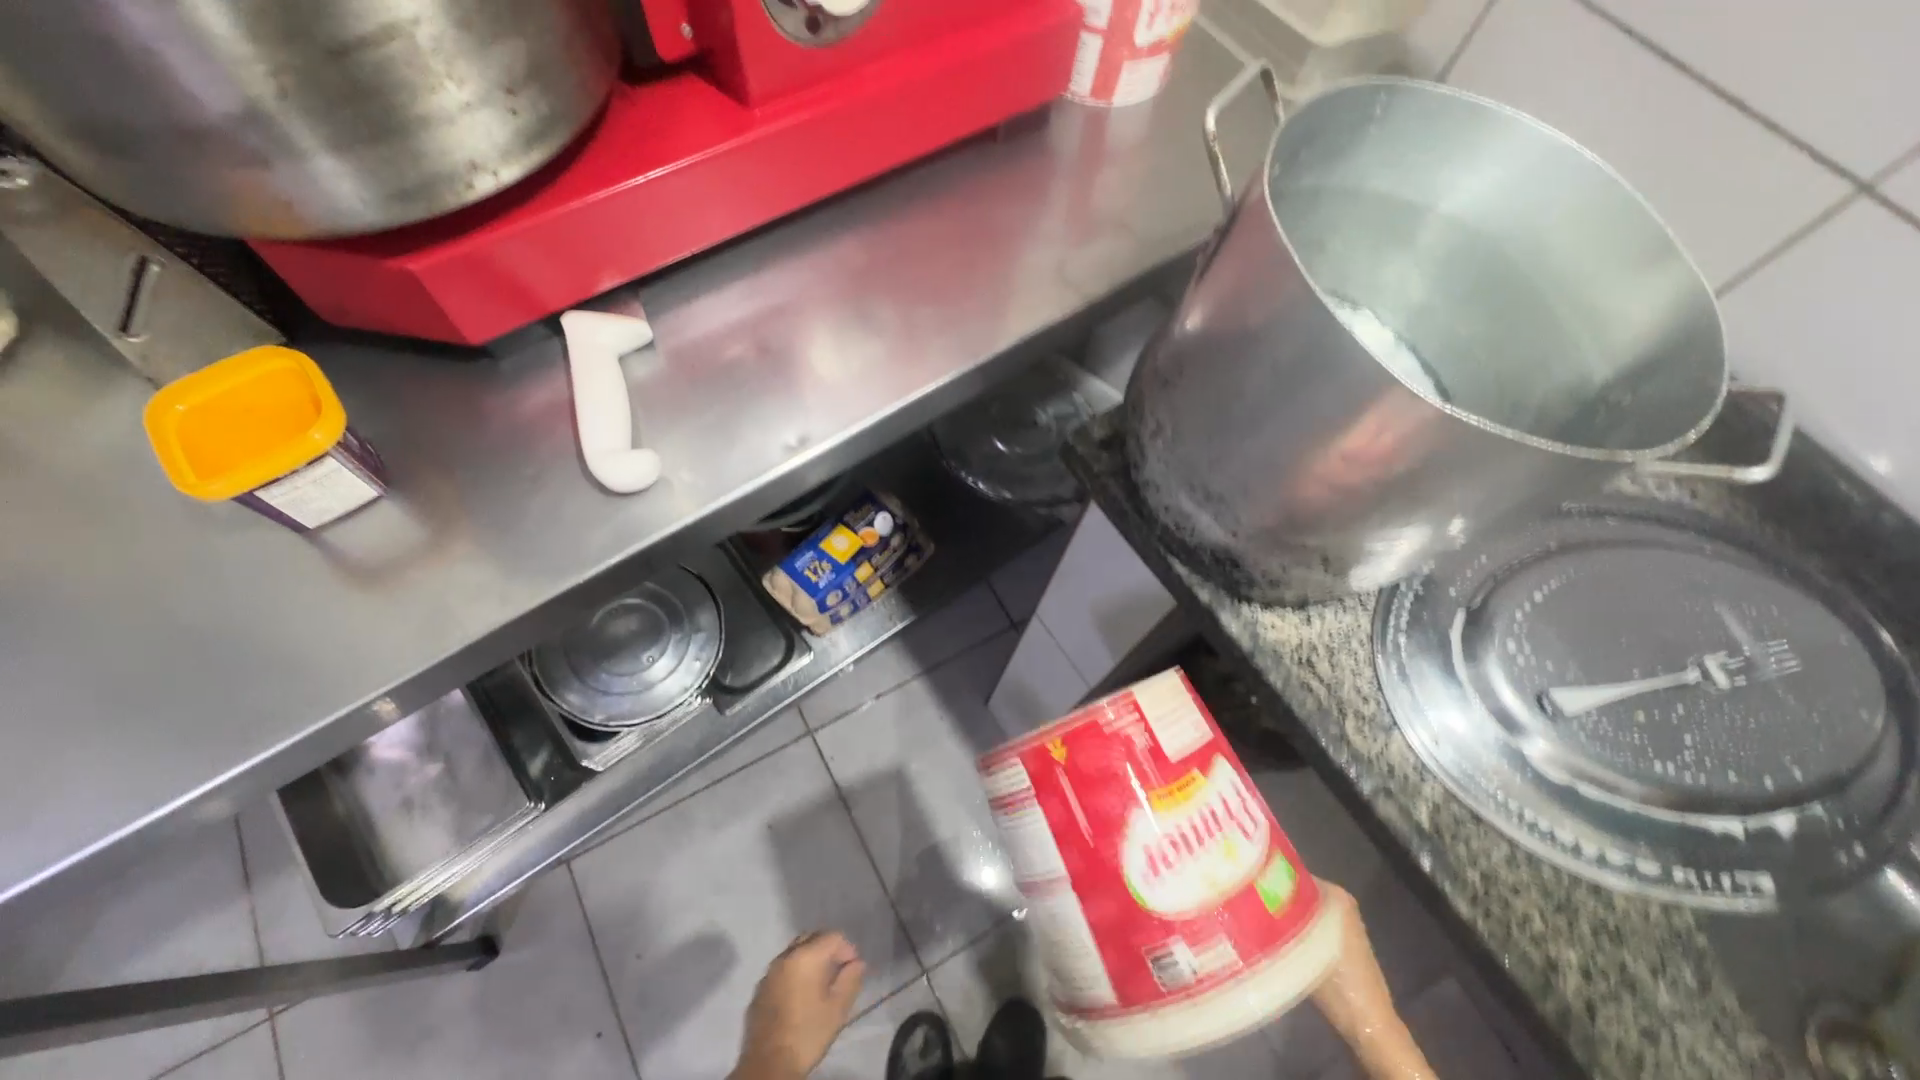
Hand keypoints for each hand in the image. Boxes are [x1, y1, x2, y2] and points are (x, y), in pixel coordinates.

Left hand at [730, 931, 866, 1079]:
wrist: (768, 1063)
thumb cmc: (808, 1033)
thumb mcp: (838, 1008)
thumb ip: (851, 979)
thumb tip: (857, 963)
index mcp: (805, 957)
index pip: (833, 936)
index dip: (848, 949)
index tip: (853, 970)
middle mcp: (784, 957)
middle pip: (811, 938)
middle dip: (828, 949)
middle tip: (839, 972)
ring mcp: (769, 972)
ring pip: (794, 952)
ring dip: (810, 959)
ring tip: (821, 984)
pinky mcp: (760, 988)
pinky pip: (782, 969)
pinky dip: (795, 972)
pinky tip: (800, 996)